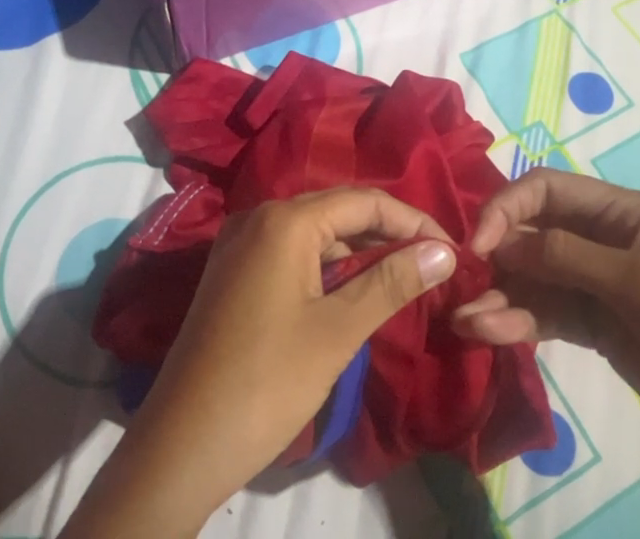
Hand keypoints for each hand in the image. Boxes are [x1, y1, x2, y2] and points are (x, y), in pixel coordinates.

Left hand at [61, 188, 455, 538]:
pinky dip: (327, 265)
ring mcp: (239, 245)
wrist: (185, 440)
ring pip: (314, 232)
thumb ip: (391, 282)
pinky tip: (351, 291)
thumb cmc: (269, 381)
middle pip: (338, 209)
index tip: (454, 252)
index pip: (364, 200)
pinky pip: (291, 252)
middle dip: (388, 232)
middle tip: (434, 264)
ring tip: (403, 279)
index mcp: (284, 221)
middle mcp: (258, 218)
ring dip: (358, 249)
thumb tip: (443, 250)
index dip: (413, 221)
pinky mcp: (233, 273)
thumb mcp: (338, 331)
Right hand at [454, 169, 639, 537]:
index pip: (549, 191)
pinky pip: (545, 316)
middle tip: (462, 290)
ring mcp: (601, 289)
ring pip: (533, 280)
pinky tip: (491, 335)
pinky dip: (516, 322)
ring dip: (499, 297)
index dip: (507, 208)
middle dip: (496, 258)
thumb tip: (500, 240)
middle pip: (533, 234)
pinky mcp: (598, 332)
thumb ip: (570, 257)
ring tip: (469, 325)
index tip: (477, 245)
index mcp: (628, 214)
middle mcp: (608, 243)